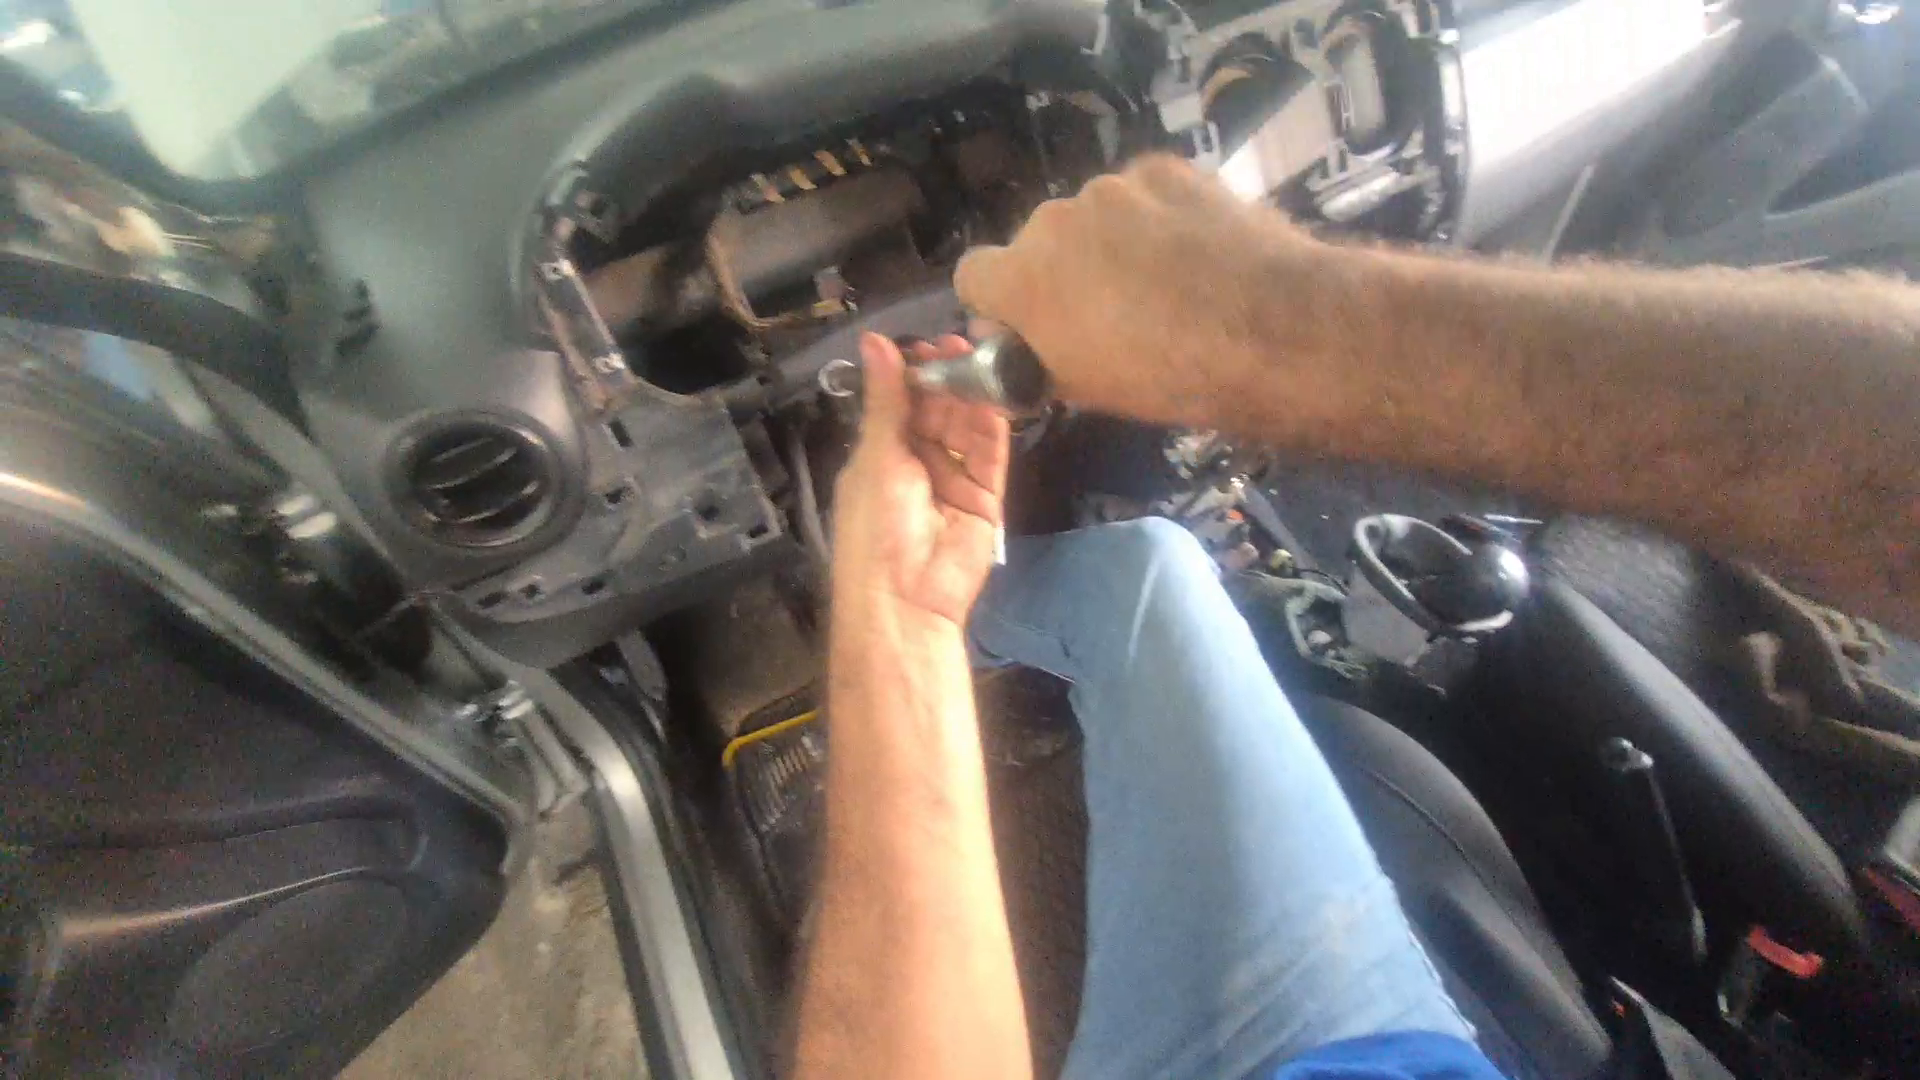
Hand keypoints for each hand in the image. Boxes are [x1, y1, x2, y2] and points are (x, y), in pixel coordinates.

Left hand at [831, 333, 1010, 628]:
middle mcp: (917, 466)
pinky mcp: (985, 498)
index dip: (915, 375)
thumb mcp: (876, 457)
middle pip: (937, 414)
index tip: (928, 343)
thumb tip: (874, 341)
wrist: (905, 598)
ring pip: (966, 430)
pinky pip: (990, 456)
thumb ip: (887, 401)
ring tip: (980, 359)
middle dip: (947, 380)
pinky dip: (993, 426)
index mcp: (881, 458)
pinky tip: (996, 394)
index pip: (902, 406)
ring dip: (971, 397)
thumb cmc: (876, 525)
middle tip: (959, 344)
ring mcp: (953, 482)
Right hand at [955, 155, 1333, 427]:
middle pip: (1035, 244)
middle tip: (1100, 312)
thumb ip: (1034, 356)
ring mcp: (1113, 187)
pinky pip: (1137, 196)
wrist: (1264, 330)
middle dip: (1055, 273)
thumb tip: (1017, 343)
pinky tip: (1187, 251)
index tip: (1024, 326)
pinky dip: (1149, 221)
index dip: (994, 304)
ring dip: (1103, 244)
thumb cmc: (1161, 377)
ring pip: (1088, 218)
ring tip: (1156, 281)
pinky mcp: (1165, 168)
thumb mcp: (1080, 389)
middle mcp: (1055, 219)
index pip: (972, 275)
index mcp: (1022, 278)